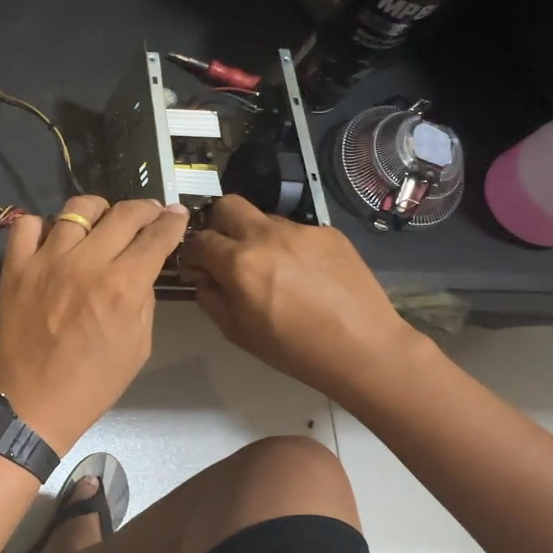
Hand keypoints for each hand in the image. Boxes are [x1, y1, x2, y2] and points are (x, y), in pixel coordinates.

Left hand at [0, 196, 189, 449]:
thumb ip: (143, 299)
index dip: (173, 221)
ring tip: (101, 222)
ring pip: (77, 209)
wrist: (33, 402)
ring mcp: (46, 261)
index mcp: (123, 285)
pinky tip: (53, 239)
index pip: (157, 235)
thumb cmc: (93, 383)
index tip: (176, 215)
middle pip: (123, 213)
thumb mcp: (139, 346)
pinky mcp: (15, 267)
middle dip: (144, 209)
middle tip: (147, 214)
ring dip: (98, 211)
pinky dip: (43, 225)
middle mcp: (87, 263)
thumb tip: (142, 268)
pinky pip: (27, 226)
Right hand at [184, 195, 426, 403]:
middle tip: (225, 250)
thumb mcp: (236, 331)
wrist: (361, 346)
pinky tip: (304, 274)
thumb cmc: (291, 347)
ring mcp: (301, 230)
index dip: (191, 253)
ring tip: (272, 269)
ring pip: (264, 219)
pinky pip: (297, 232)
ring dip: (256, 238)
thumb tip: (203, 276)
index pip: (199, 239)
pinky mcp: (329, 233)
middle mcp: (267, 236)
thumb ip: (210, 297)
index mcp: (239, 262)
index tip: (197, 267)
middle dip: (218, 223)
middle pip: (228, 205)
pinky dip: (289, 247)